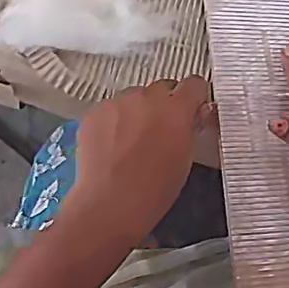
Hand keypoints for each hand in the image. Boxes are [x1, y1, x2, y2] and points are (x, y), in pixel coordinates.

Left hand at [63, 76, 213, 244]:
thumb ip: (187, 130)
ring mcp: (118, 102)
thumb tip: (188, 119)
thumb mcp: (185, 158)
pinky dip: (113, 121)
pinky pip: (110, 108)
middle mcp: (148, 98)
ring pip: (134, 97)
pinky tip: (111, 145)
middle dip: (164, 104)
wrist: (111, 203)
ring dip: (137, 111)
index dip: (193, 97)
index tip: (190, 108)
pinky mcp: (94, 111)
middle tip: (158, 130)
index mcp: (177, 109)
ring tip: (130, 140)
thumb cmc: (154, 189)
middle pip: (162, 88)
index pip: (194, 84)